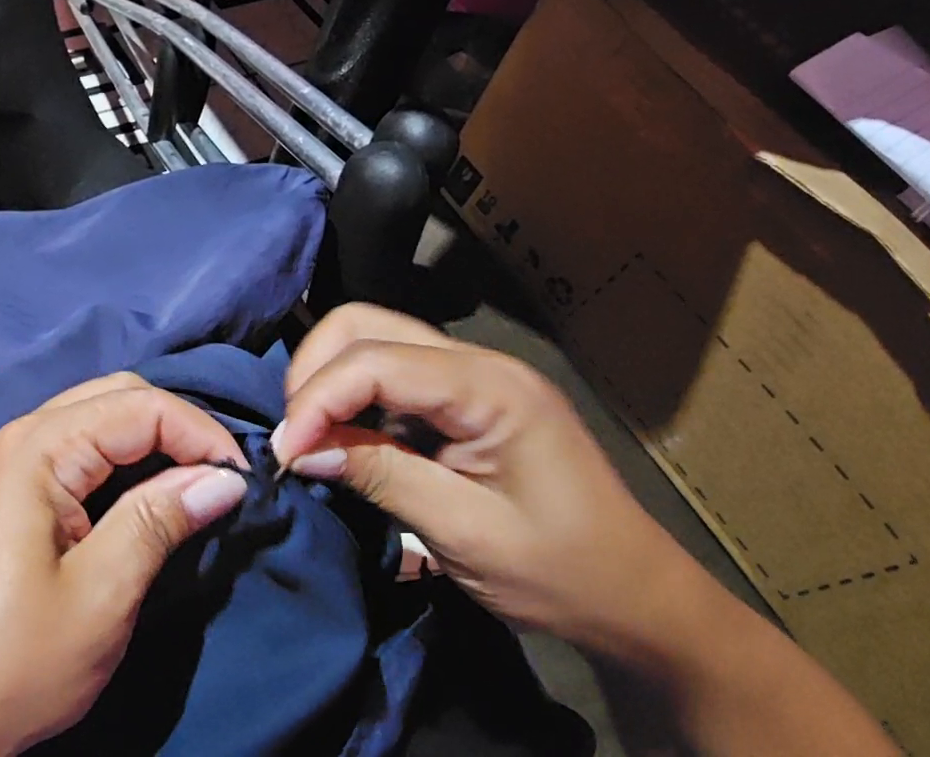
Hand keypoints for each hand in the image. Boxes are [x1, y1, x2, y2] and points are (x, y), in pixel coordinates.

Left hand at [0, 374, 250, 756]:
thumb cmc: (17, 657)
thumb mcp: (102, 593)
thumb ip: (159, 521)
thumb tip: (224, 479)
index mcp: (37, 449)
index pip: (138, 406)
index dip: (199, 433)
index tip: (243, 483)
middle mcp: (20, 437)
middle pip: (116, 398)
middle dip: (177, 428)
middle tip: (221, 483)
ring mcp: (11, 461)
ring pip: (99, 419)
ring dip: (152, 444)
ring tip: (196, 491)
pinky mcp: (12, 490)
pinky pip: (79, 450)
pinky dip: (124, 463)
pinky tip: (148, 499)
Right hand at [269, 304, 896, 756]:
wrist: (642, 603)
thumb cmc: (565, 574)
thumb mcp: (464, 533)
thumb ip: (378, 475)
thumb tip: (299, 450)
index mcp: (491, 388)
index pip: (374, 361)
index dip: (316, 400)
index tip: (287, 454)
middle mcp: (479, 363)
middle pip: (363, 327)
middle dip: (314, 374)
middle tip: (297, 438)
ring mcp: (473, 376)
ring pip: (370, 340)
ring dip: (328, 382)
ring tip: (314, 439)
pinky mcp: (464, 397)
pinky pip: (388, 372)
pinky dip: (351, 397)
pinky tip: (344, 438)